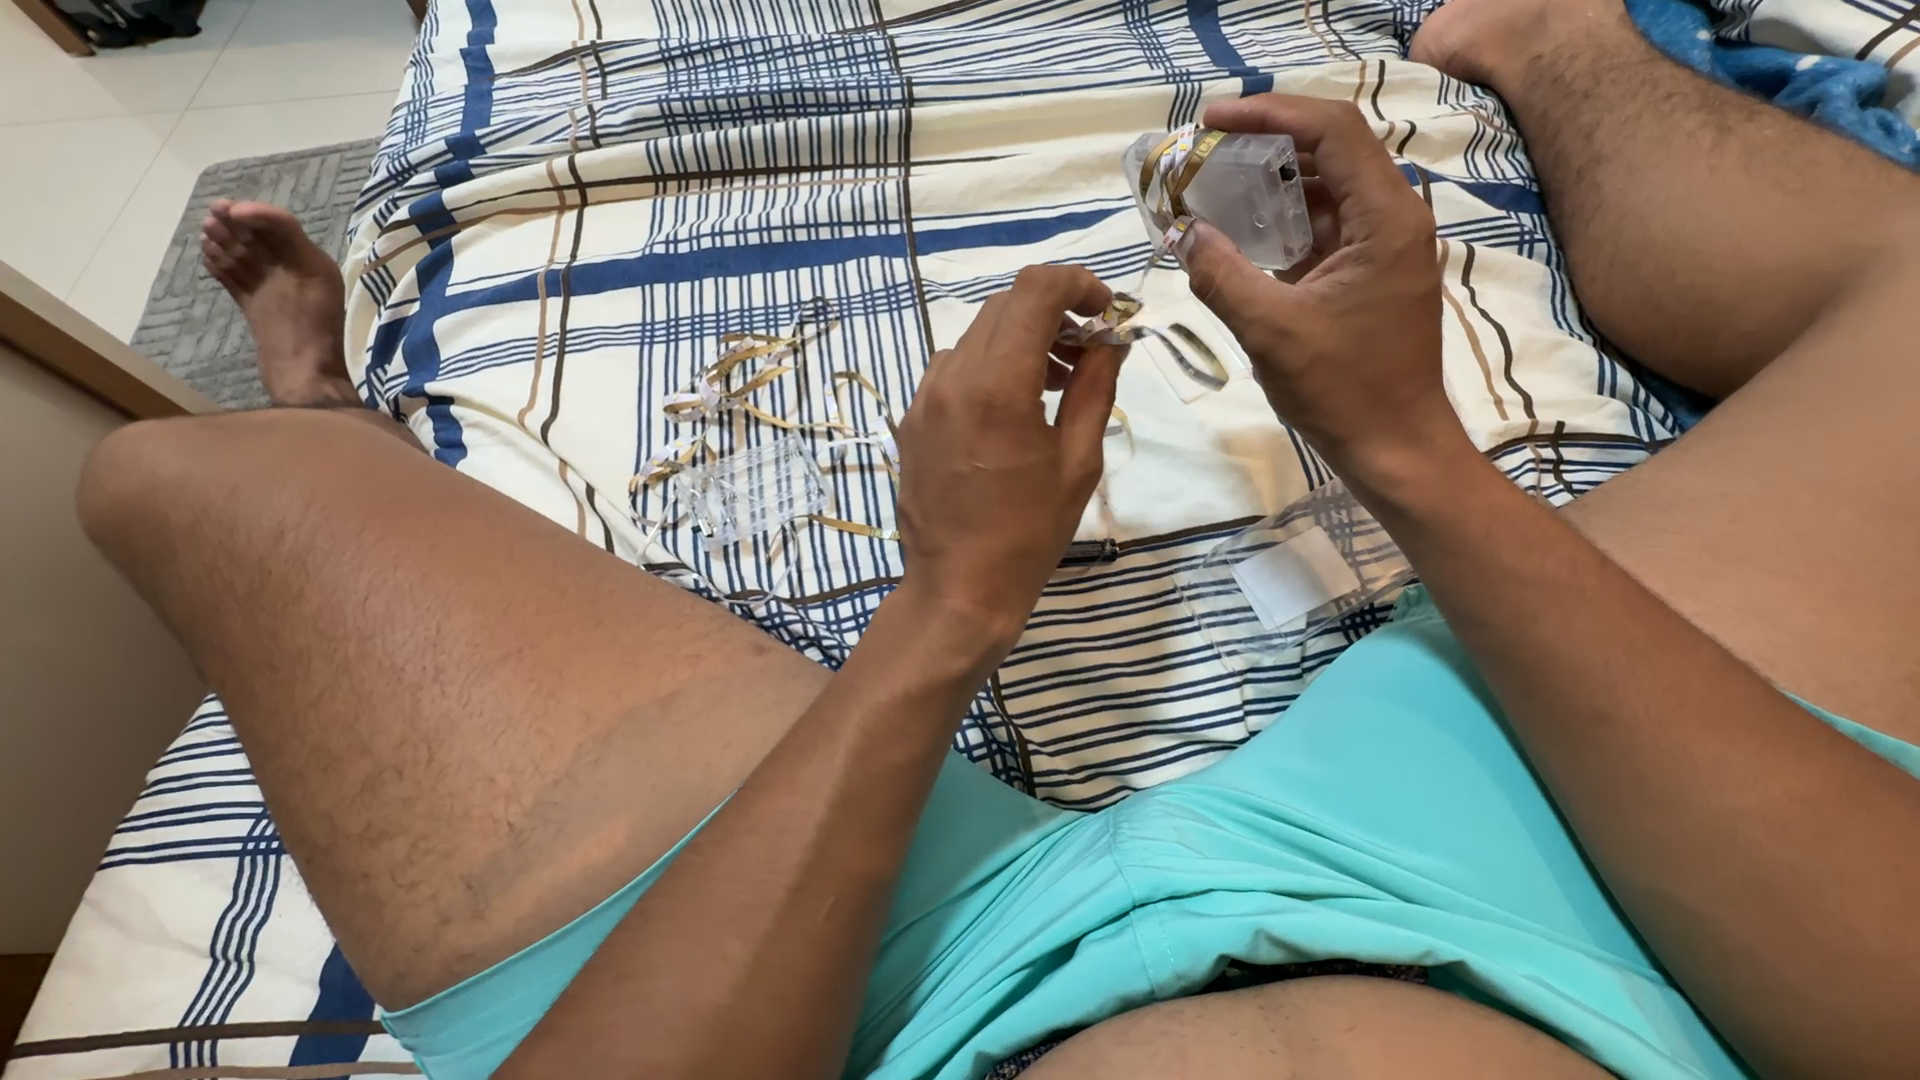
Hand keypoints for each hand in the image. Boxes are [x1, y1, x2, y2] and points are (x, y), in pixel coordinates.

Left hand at [894, 265, 1124, 649]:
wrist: (958, 588)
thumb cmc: (1029, 534)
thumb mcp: (1078, 461)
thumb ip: (1096, 388)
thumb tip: (1112, 340)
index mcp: (997, 385)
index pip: (1034, 290)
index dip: (1077, 284)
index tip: (1104, 310)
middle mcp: (951, 378)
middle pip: (1004, 307)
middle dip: (1052, 313)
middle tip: (1088, 349)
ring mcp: (923, 398)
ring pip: (975, 336)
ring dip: (1020, 341)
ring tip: (1055, 383)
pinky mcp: (911, 420)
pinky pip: (952, 370)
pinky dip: (988, 368)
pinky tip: (1011, 409)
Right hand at [1178, 95, 1467, 484]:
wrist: (1394, 445)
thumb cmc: (1342, 389)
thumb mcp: (1271, 330)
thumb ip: (1222, 275)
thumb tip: (1183, 233)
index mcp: (1385, 218)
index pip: (1331, 131)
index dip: (1269, 115)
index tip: (1212, 121)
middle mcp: (1393, 219)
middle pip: (1328, 154)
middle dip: (1263, 148)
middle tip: (1203, 157)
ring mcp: (1382, 249)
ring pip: (1322, 193)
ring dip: (1269, 188)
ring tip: (1211, 191)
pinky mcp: (1367, 276)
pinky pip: (1321, 231)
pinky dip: (1279, 227)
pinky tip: (1238, 237)